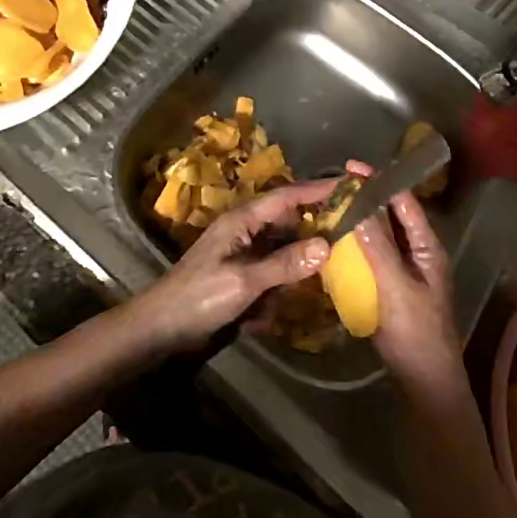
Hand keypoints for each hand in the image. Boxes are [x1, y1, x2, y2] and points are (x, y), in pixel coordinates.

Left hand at [127, 177, 339, 352]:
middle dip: (318, 225)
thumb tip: (327, 245)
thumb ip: (285, 264)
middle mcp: (247, 232)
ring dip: (305, 257)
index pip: (287, 196)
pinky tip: (307, 293)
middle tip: (355, 230)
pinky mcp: (246, 278)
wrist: (161, 331)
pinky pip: (277, 271)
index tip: (351, 186)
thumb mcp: (243, 281)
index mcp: (242, 221)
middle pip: (290, 221)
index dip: (318, 190)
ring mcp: (247, 255)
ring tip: (340, 261)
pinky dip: (289, 281)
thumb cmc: (198, 298)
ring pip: (287, 247)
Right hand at [347, 160, 464, 389]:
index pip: (403, 201)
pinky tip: (336, 246)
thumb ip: (378, 247)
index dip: (378, 181)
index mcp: (427, 246)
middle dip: (367, 197)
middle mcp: (419, 252)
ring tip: (330, 210)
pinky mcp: (395, 287)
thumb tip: (358, 205)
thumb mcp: (395, 287)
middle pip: (393, 215)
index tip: (349, 167)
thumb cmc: (415, 333)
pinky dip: (358, 245)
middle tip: (333, 188)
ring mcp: (408, 270)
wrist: (426, 383)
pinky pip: (376, 256)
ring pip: (383, 235)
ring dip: (361, 221)